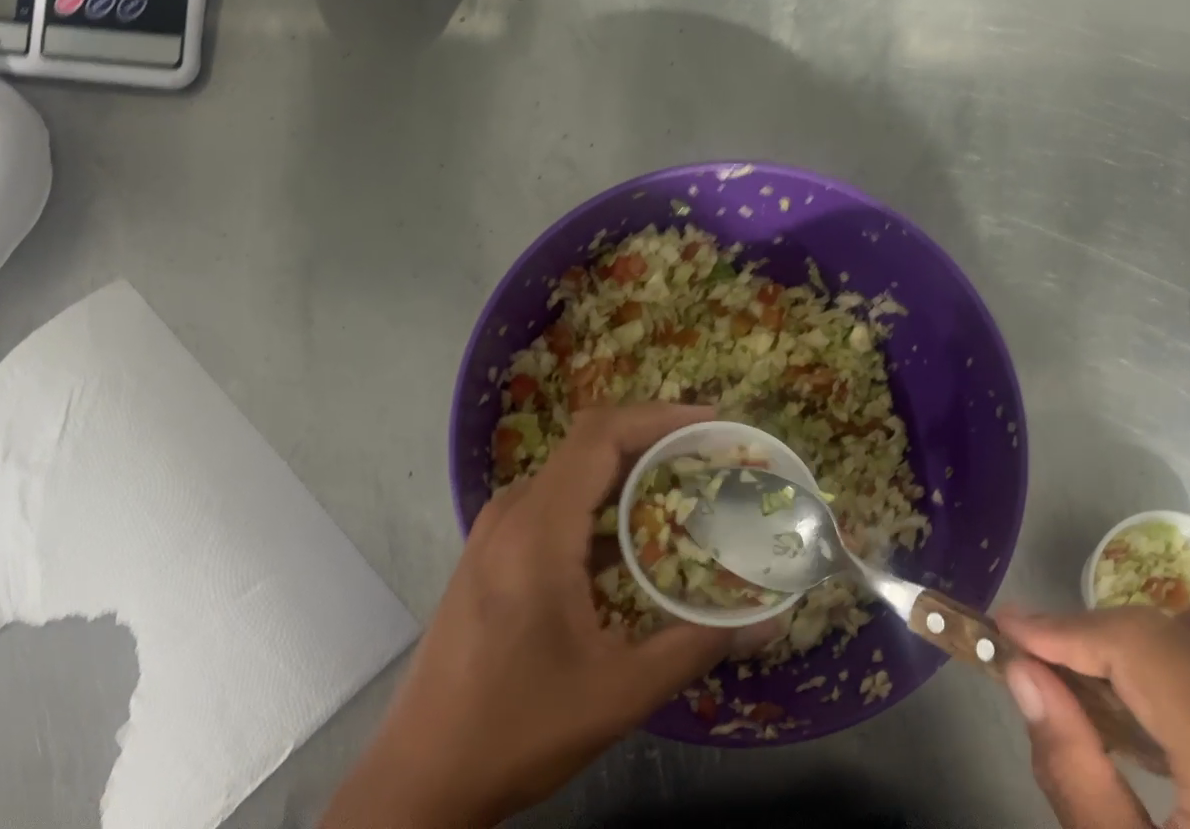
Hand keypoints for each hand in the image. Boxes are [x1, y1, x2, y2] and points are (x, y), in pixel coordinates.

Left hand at [323, 404, 773, 828]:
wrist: (424, 771)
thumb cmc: (519, 726)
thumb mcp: (620, 692)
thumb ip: (695, 647)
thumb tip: (765, 620)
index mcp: (537, 531)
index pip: (598, 437)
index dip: (657, 418)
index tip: (711, 425)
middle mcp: (509, 517)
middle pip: (584, 451)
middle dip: (650, 446)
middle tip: (709, 462)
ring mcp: (491, 536)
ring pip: (566, 480)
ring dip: (622, 478)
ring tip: (681, 495)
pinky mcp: (487, 559)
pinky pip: (547, 509)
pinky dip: (595, 509)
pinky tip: (630, 544)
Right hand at [998, 596, 1189, 828]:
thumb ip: (1071, 767)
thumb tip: (1023, 673)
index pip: (1138, 644)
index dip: (1061, 628)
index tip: (1004, 628)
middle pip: (1171, 629)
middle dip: (1096, 637)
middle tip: (1042, 671)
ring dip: (1148, 645)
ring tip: (1107, 696)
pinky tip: (1163, 720)